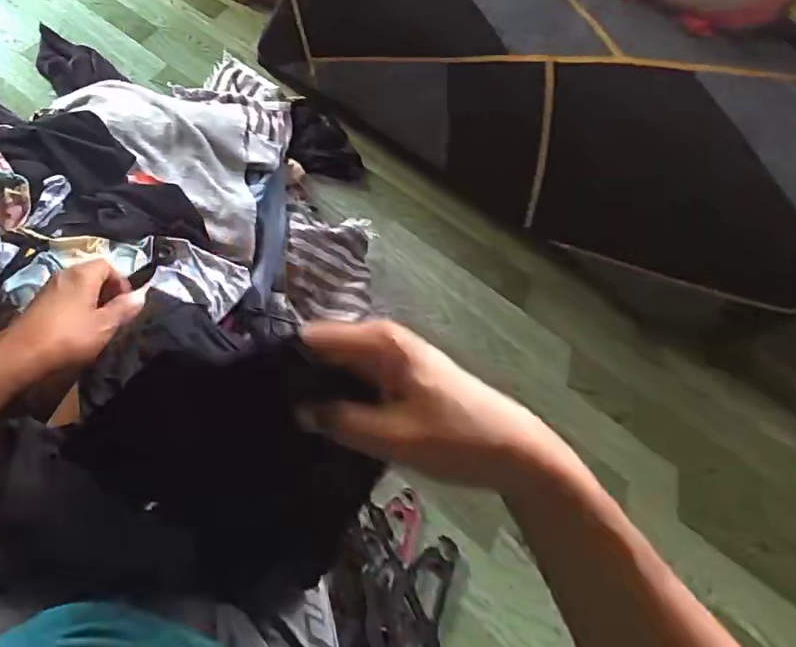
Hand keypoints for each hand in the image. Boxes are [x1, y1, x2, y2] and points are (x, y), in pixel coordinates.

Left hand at [0, 260, 149, 388]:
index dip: (121, 281)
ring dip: (92, 300)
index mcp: (82, 274)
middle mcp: (64, 273)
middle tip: (114, 316)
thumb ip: (123, 309)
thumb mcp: (103, 326)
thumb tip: (141, 294)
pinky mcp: (40, 300)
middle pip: (92, 273)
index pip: (107, 264)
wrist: (24, 351)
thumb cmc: (69, 336)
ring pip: (78, 285)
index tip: (126, 304)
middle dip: (107, 291)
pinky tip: (77, 327)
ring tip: (98, 324)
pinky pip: (65, 295)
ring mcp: (50, 285)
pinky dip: (76, 305)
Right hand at [301, 320, 579, 494]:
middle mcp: (380, 337)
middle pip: (322, 348)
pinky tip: (332, 416)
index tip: (268, 387)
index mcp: (378, 339)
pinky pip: (353, 377)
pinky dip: (340, 393)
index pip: (311, 337)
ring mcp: (388, 355)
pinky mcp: (396, 374)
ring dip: (321, 386)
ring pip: (337, 365)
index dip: (287, 360)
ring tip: (300, 413)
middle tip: (281, 405)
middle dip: (302, 374)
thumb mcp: (398, 438)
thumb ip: (342, 423)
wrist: (527, 459)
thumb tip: (297, 411)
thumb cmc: (462, 439)